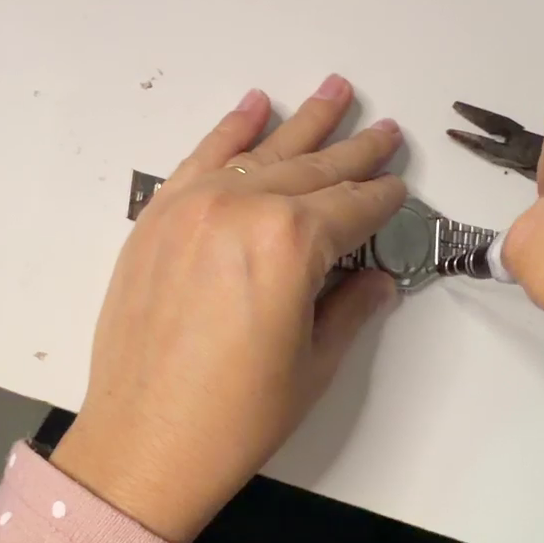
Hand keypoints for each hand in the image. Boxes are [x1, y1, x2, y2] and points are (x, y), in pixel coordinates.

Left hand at [52, 78, 406, 542]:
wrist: (144, 447)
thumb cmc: (231, 422)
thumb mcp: (311, 368)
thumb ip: (349, 309)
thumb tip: (374, 281)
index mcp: (290, 244)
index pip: (353, 208)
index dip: (383, 200)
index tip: (399, 191)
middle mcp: (239, 209)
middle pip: (312, 170)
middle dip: (354, 154)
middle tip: (383, 134)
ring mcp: (190, 209)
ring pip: (260, 153)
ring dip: (302, 125)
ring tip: (335, 95)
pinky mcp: (155, 223)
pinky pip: (199, 160)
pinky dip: (229, 132)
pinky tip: (255, 109)